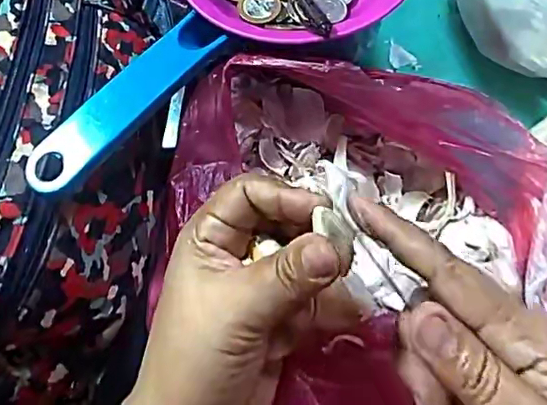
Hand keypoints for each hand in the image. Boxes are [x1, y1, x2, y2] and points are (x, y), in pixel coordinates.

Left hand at [130, 174, 360, 404]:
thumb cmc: (197, 353)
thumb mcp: (238, 307)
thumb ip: (286, 275)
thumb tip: (331, 244)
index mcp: (211, 233)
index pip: (249, 193)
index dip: (284, 196)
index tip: (323, 210)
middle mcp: (236, 250)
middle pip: (281, 223)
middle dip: (312, 232)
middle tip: (345, 247)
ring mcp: (259, 285)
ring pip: (301, 260)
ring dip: (325, 269)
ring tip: (348, 277)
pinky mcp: (279, 319)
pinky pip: (311, 298)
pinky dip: (330, 302)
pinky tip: (349, 308)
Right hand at [353, 199, 546, 404]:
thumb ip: (477, 368)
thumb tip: (415, 311)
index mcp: (521, 328)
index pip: (445, 268)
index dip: (397, 233)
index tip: (356, 201)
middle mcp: (507, 332)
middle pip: (429, 311)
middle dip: (414, 346)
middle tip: (432, 399)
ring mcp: (505, 359)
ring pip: (432, 346)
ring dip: (427, 380)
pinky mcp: (500, 383)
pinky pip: (448, 373)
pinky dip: (441, 393)